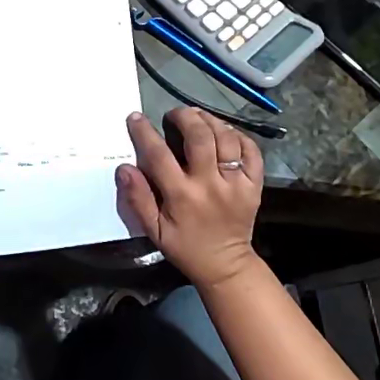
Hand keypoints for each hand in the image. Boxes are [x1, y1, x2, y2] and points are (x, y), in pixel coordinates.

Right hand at [118, 107, 263, 288]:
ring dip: (211, 121)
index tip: (136, 118)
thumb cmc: (185, 246)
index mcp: (182, 196)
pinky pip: (251, 150)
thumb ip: (138, 198)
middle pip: (200, 137)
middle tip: (175, 114)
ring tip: (198, 117)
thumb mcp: (154, 230)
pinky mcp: (255, 184)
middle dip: (185, 117)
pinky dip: (238, 136)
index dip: (145, 132)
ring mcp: (237, 183)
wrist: (226, 265)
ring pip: (227, 138)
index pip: (159, 155)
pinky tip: (225, 133)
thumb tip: (124, 168)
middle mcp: (211, 185)